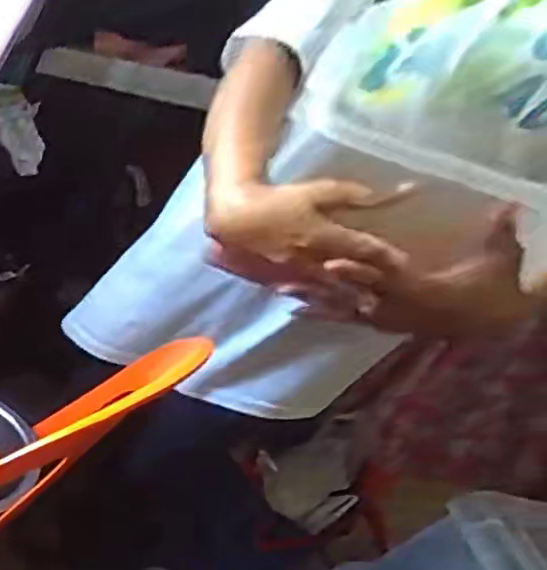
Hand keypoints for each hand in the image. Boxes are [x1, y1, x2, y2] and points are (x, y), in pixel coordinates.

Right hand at [206, 178, 411, 284]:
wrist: (230, 217)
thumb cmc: (279, 199)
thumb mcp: (325, 190)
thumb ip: (362, 196)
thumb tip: (409, 190)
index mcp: (322, 237)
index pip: (363, 250)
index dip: (385, 258)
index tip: (404, 266)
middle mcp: (304, 259)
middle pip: (339, 277)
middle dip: (359, 289)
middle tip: (378, 302)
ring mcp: (282, 270)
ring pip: (314, 288)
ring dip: (332, 298)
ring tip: (348, 308)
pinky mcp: (264, 276)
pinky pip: (289, 289)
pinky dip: (304, 297)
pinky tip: (311, 303)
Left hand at [306, 204, 542, 337]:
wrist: (489, 322)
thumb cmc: (493, 286)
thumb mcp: (500, 258)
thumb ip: (499, 232)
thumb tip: (508, 203)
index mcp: (414, 284)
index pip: (379, 273)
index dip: (354, 269)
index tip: (328, 264)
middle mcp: (388, 301)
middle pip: (347, 290)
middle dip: (317, 285)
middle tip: (285, 279)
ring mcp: (378, 314)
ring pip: (337, 304)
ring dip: (308, 298)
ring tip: (280, 290)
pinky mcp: (374, 323)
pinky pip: (340, 318)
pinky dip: (317, 314)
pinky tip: (293, 312)